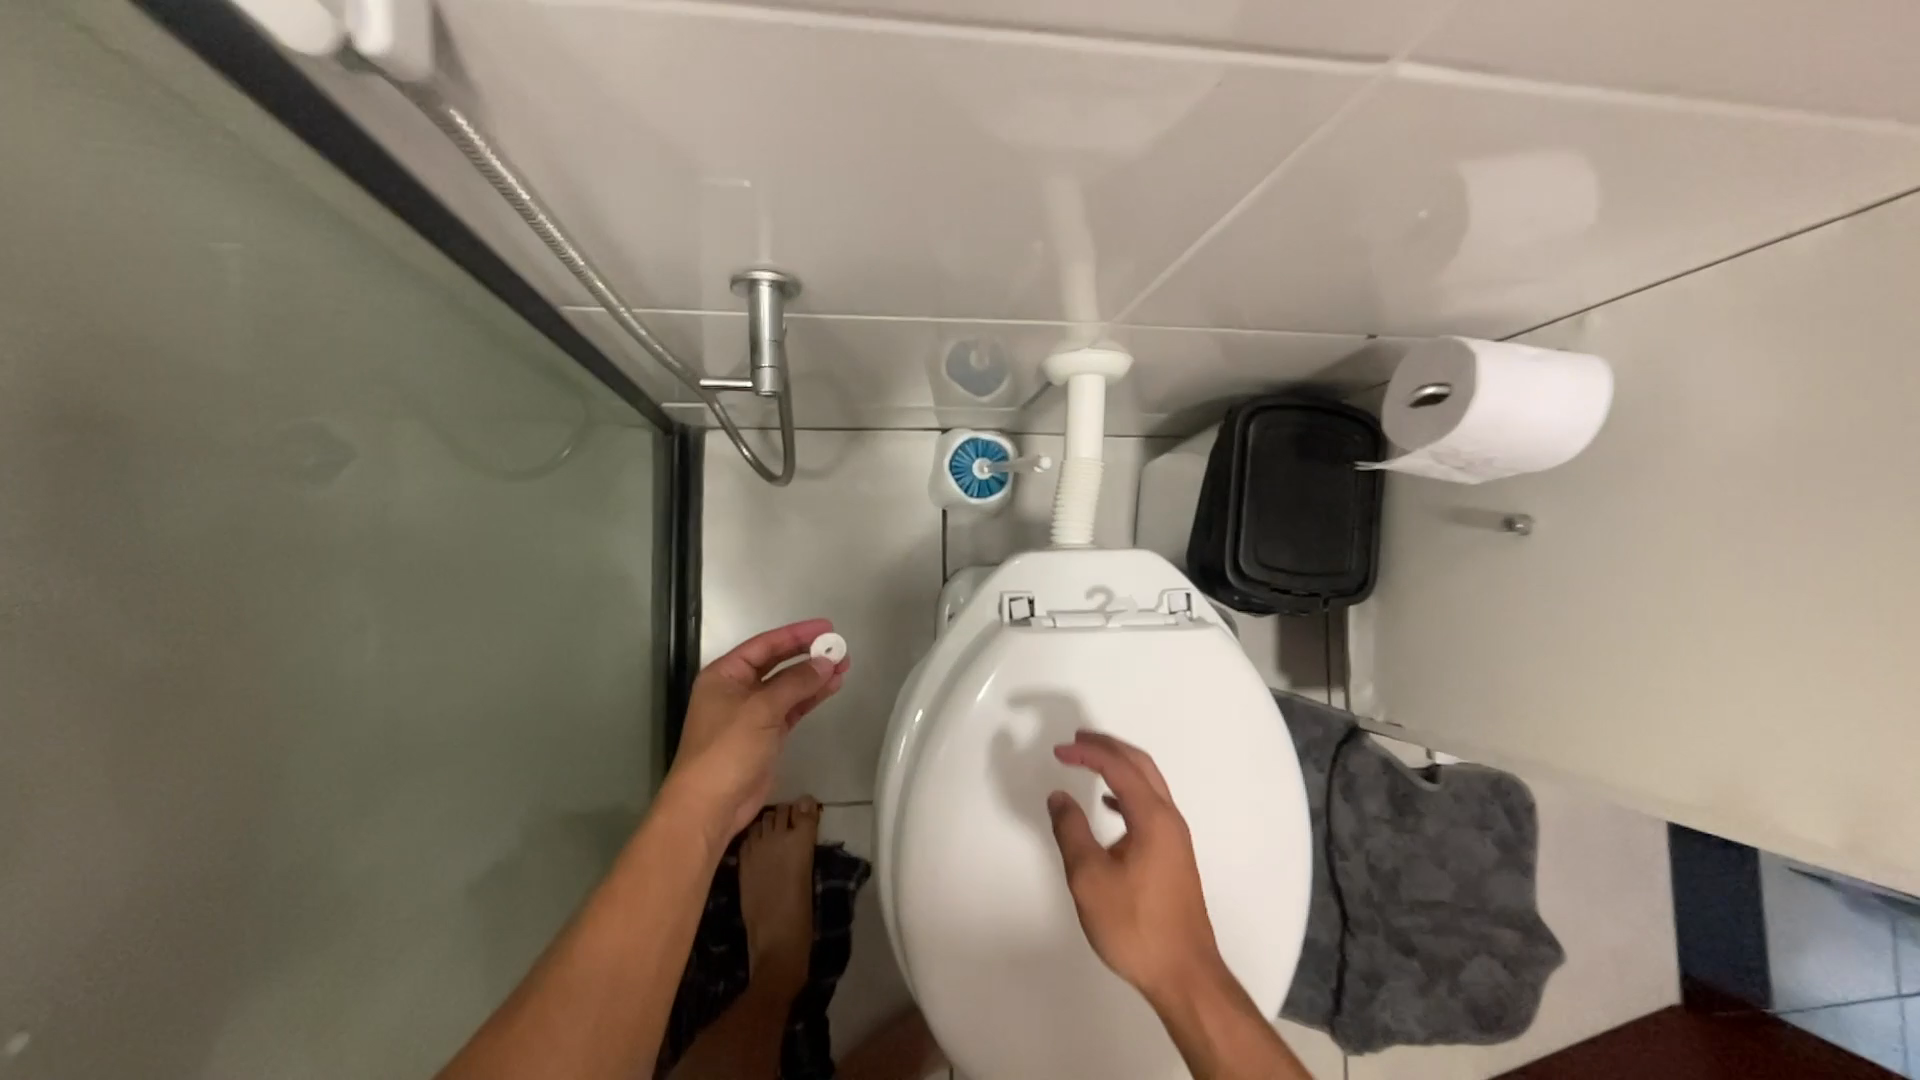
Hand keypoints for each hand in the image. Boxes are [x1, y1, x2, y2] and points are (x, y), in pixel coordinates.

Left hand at [661, 619, 848, 846]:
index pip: (764, 645)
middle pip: (777, 664)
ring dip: (813, 677)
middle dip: (807, 655)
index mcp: (724, 675)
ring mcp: (752, 714)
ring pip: (787, 687)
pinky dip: (810, 698)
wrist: (711, 804)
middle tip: (839, 648)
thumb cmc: (727, 749)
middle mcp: (736, 690)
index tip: (826, 628)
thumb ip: (796, 682)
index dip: (796, 635)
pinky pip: (792, 708)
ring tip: (844, 666)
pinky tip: (831, 688)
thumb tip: (826, 663)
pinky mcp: (766, 736)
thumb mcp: (762, 709)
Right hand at [1046, 731, 1226, 1003]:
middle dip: (1108, 747)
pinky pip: (1150, 804)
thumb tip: (1059, 797)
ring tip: (1089, 761)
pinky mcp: (1174, 855)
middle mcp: (1169, 818)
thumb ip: (1071, 831)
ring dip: (1119, 766)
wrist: (1183, 973)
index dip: (1087, 753)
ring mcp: (1176, 837)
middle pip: (1140, 764)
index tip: (1058, 750)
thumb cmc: (1135, 925)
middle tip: (1076, 740)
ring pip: (1148, 783)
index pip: (1118, 767)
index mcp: (1152, 817)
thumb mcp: (1089, 878)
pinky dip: (1127, 790)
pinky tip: (1110, 804)